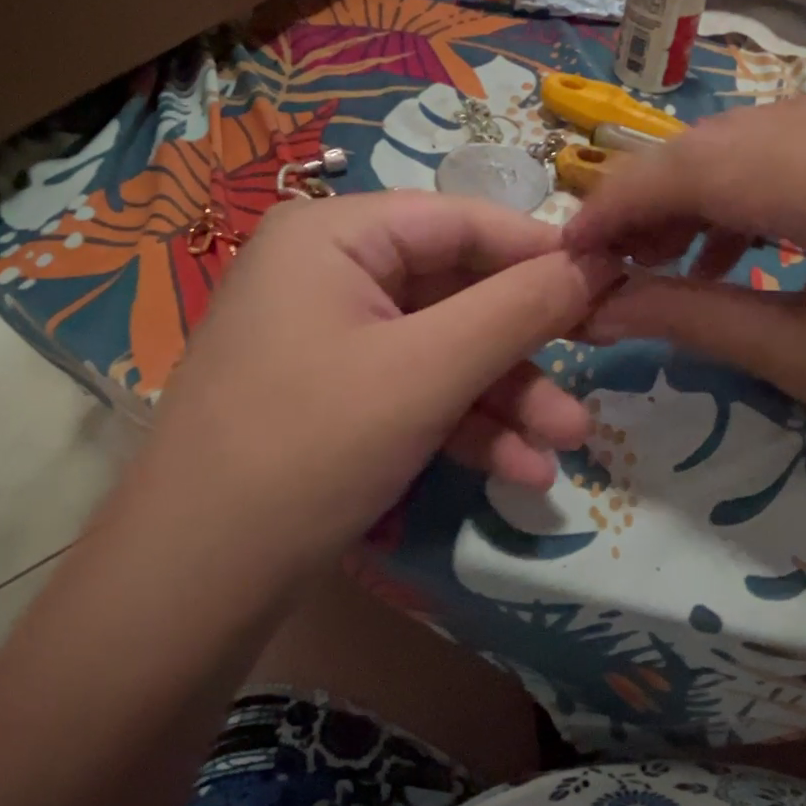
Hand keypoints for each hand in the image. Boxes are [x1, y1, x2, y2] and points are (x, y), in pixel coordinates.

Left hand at [151, 191, 616, 540]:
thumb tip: (598, 261)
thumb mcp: (427, 372)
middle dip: (527, 346)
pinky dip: (465, 426)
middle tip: (600, 371)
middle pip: (458, 291)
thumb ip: (518, 309)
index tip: (615, 282)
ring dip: (506, 397)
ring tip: (567, 444)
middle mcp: (329, 272)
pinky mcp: (333, 398)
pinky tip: (519, 471)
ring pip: (443, 349)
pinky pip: (415, 392)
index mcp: (334, 235)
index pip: (464, 221)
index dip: (543, 252)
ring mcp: (329, 339)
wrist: (190, 584)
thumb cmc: (309, 448)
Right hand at [564, 97, 805, 490]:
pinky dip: (764, 177)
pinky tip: (744, 232)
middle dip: (656, 192)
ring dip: (707, 182)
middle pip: (729, 137)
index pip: (704, 166)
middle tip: (615, 257)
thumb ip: (693, 319)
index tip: (572, 246)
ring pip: (768, 128)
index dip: (622, 201)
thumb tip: (595, 307)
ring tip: (671, 251)